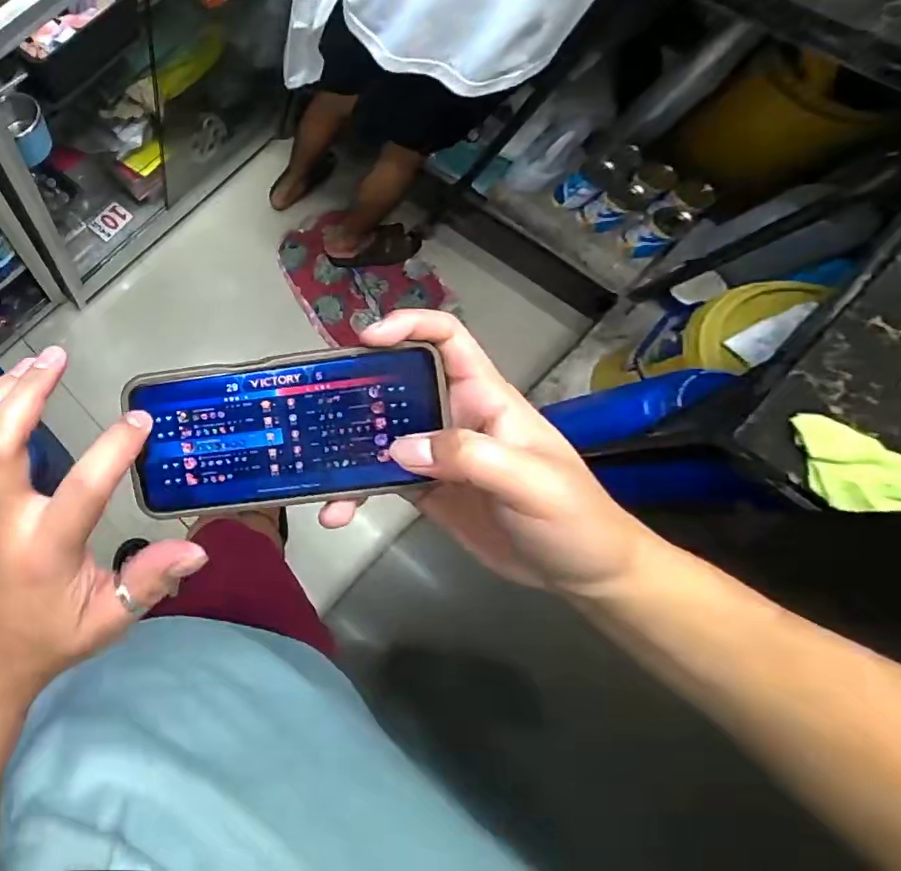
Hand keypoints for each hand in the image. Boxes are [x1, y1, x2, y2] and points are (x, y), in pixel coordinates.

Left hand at [0, 345, 207, 712]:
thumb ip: (148, 581)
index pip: (82, 490)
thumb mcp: (107, 621)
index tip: (140, 420)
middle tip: (56, 357)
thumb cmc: (50, 637)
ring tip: (33, 364)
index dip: (112, 449)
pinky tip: (0, 390)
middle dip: (26, 393)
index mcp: (44, 551)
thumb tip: (197, 550)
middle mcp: (0, 522)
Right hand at [318, 312, 659, 596]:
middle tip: (317, 401)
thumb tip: (400, 448)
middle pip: (395, 382)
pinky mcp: (422, 485)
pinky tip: (335, 512)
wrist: (583, 574)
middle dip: (356, 386)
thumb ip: (471, 456)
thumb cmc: (574, 518)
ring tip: (317, 468)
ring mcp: (433, 452)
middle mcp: (451, 415)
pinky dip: (353, 492)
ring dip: (346, 447)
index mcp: (483, 397)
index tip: (369, 338)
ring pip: (378, 433)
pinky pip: (377, 476)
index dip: (409, 326)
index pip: (447, 339)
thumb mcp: (533, 482)